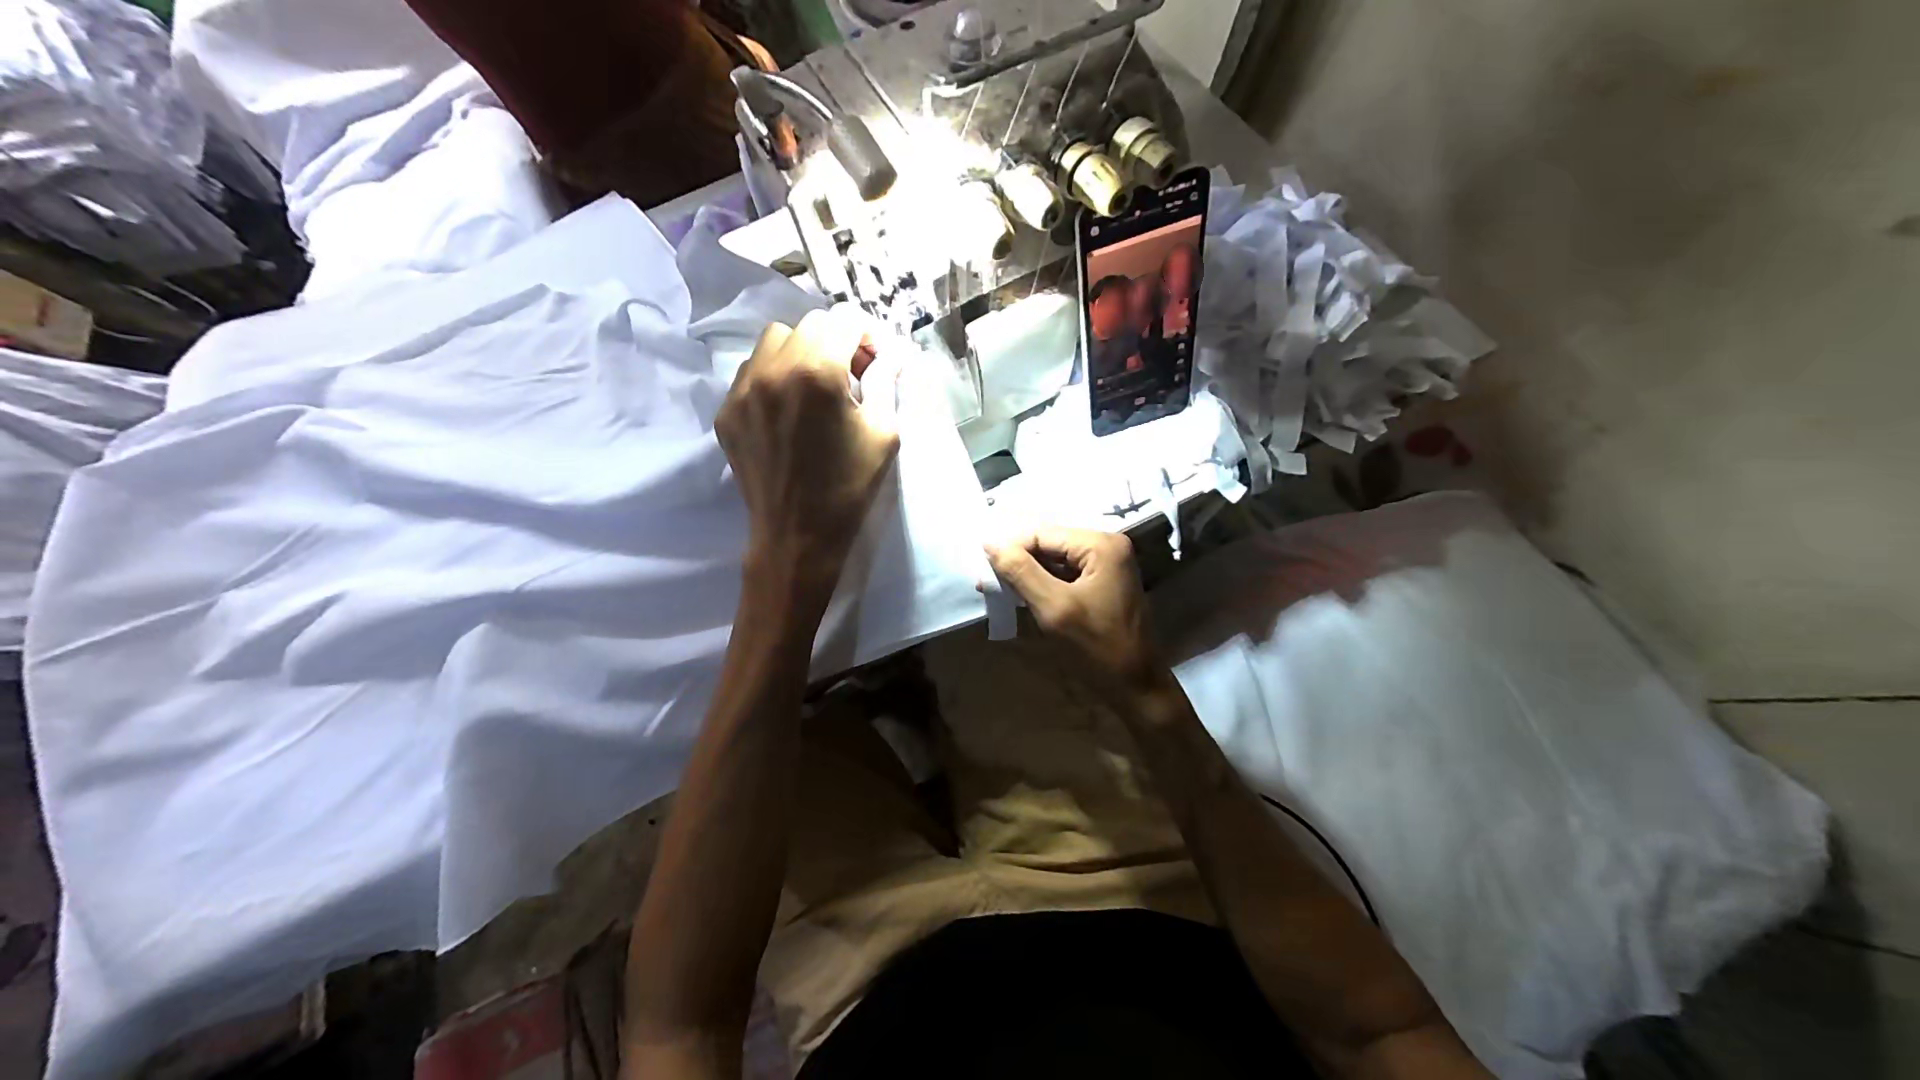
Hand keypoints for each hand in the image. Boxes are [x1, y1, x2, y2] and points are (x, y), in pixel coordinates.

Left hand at [719, 307, 899, 601]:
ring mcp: (743, 389)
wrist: (797, 536)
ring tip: (816, 389)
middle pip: (810, 325)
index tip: (875, 361)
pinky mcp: (727, 411)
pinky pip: (752, 372)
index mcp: (817, 371)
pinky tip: (789, 410)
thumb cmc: (849, 487)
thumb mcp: (884, 431)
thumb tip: (891, 353)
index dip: (868, 335)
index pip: (844, 319)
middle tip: (851, 376)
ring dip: (801, 353)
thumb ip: (887, 381)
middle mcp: (773, 369)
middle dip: (836, 341)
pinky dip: (774, 377)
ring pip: (774, 341)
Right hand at [985, 528, 1163, 689]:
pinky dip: (1043, 585)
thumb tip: (990, 542)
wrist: (1136, 688)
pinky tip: (1023, 598)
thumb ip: (1020, 571)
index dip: (1010, 550)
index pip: (1042, 534)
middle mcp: (1107, 546)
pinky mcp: (1104, 584)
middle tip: (987, 584)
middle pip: (1049, 544)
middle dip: (1018, 563)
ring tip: (1000, 592)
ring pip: (1054, 561)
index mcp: (1100, 545)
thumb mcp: (1053, 607)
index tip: (984, 574)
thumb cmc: (1096, 648)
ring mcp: (1108, 565)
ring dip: (1027, 575)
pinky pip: (1065, 575)